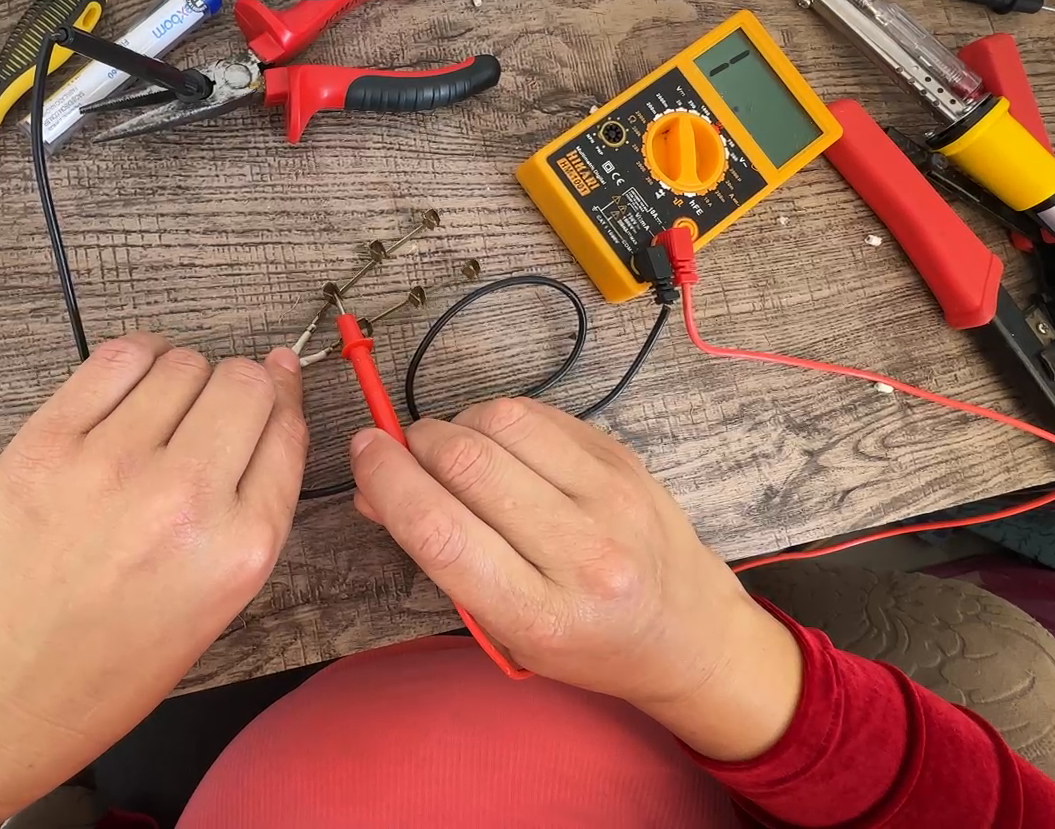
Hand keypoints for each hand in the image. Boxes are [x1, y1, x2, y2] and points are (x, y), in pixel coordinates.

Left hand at [0, 335, 308, 825]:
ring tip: (159, 415)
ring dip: (184, 377)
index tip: (274, 387)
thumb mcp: (217, 598)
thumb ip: (256, 498)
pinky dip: (137, 358)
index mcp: (239, 549)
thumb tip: (277, 391)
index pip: (286, 428)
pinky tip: (129, 387)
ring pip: (184, 362)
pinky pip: (119, 355)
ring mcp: (111, 465)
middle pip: (244, 382)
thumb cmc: (111, 663)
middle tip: (208, 416)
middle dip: (240, 387)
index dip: (283, 399)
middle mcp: (185, 499)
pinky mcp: (47, 442)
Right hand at [349, 398, 802, 760]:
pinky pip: (535, 410)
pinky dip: (497, 417)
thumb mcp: (503, 625)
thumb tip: (373, 489)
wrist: (689, 633)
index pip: (441, 532)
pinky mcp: (623, 455)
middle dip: (417, 443)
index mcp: (541, 615)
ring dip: (456, 425)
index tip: (364, 451)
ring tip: (457, 451)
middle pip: (467, 463)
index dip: (388, 480)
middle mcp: (582, 553)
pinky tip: (500, 443)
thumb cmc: (584, 643)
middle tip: (408, 453)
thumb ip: (436, 554)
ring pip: (500, 421)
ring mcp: (611, 496)